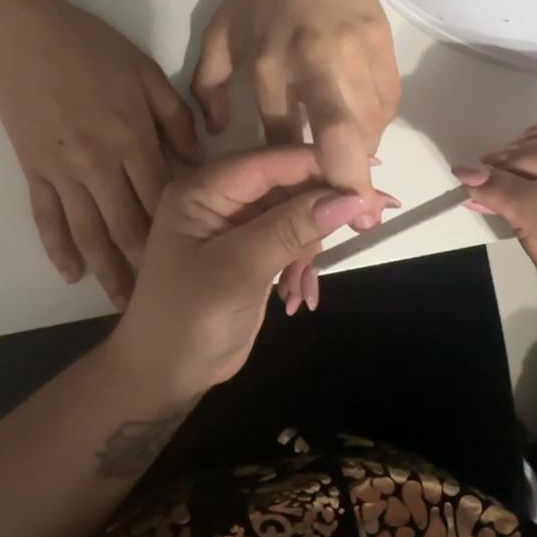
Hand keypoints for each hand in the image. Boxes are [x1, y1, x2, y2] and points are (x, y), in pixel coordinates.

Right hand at [0, 0, 205, 307]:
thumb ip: (174, 116)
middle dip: (146, 265)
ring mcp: (62, 173)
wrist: (21, 35)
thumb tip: (200, 158)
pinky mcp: (33, 171)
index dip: (180, 231)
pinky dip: (57, 249)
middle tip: (164, 298)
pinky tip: (70, 274)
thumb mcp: (144, 70)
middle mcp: (99, 165)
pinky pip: (46, 218)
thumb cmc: (89, 46)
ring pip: (88, 232)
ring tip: (122, 302)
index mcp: (132, 138)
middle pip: (127, 226)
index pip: (162, 197)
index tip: (198, 259)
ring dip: (106, 269)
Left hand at [109, 146, 368, 395]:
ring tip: (306, 282)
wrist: (162, 376)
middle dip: (325, 202)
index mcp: (203, 188)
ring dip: (311, 241)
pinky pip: (289, 237)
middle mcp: (218, 196)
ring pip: (294, 209)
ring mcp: (234, 224)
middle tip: (373, 220)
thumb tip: (350, 196)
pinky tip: (300, 294)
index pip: (271, 160)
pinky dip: (300, 261)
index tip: (370, 176)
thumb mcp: (239, 269)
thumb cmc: (187, 319)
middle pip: (287, 181)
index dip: (320, 164)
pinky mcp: (249, 249)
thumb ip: (291, 228)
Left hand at [192, 0, 398, 225]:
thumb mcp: (220, 31)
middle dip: (351, 184)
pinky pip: (387, 104)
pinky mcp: (384, 47)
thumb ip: (208, 84)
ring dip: (364, 158)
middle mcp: (315, 63)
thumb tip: (214, 134)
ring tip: (355, 180)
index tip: (306, 213)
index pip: (284, 136)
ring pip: (370, 124)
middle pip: (340, 136)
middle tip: (361, 220)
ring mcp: (355, 54)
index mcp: (268, 63)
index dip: (295, 179)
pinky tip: (362, 136)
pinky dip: (377, 127)